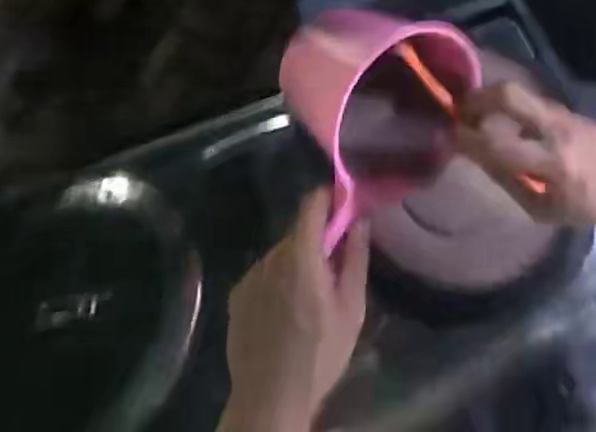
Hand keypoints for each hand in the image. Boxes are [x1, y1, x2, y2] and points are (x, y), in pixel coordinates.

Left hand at [219, 189, 368, 431]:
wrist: (270, 397)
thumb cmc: (320, 355)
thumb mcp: (351, 309)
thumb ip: (355, 258)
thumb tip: (358, 220)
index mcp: (300, 255)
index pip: (311, 205)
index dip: (328, 200)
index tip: (342, 206)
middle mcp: (270, 256)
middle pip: (296, 233)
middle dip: (316, 243)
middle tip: (332, 271)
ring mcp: (250, 273)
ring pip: (279, 255)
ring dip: (295, 265)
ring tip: (308, 303)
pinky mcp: (237, 292)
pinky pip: (262, 275)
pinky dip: (276, 283)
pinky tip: (283, 315)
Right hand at [452, 82, 595, 229]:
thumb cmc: (588, 208)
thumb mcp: (543, 210)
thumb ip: (507, 180)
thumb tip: (475, 154)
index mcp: (554, 165)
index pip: (499, 145)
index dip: (469, 138)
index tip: (450, 134)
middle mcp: (558, 132)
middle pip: (509, 96)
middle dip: (477, 98)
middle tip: (460, 109)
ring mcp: (565, 115)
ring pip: (517, 91)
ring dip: (489, 97)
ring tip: (474, 109)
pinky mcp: (568, 108)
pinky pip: (529, 99)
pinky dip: (508, 104)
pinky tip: (502, 115)